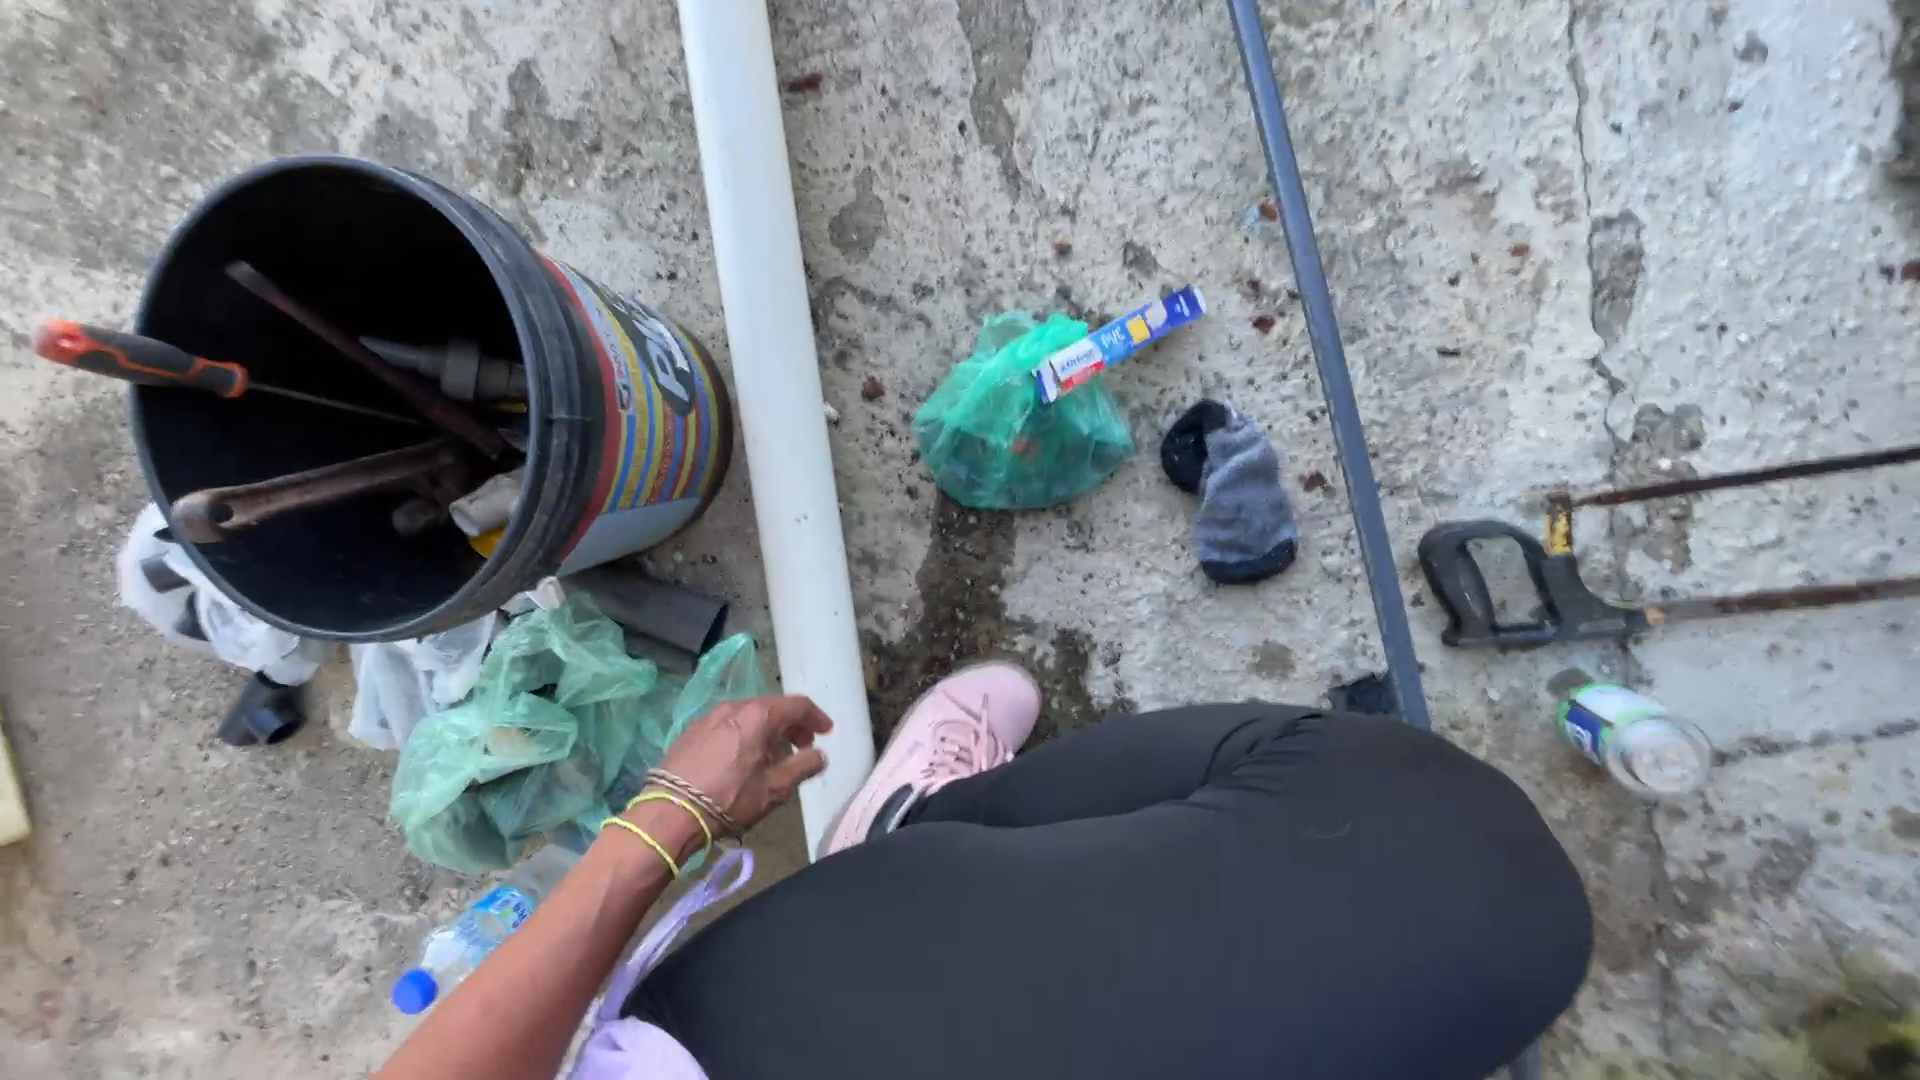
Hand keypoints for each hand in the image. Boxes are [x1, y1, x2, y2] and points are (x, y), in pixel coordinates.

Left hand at [654, 696, 832, 833]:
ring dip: (767, 730)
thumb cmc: (729, 799)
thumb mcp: (774, 788)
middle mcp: (734, 707)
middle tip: (803, 745)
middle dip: (792, 725)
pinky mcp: (691, 731)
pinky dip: (744, 734)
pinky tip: (743, 758)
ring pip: (748, 716)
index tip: (826, 732)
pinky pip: (727, 725)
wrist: (669, 813)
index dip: (816, 717)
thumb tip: (820, 755)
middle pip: (772, 708)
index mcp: (759, 715)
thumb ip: (803, 766)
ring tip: (773, 755)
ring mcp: (709, 717)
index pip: (797, 705)